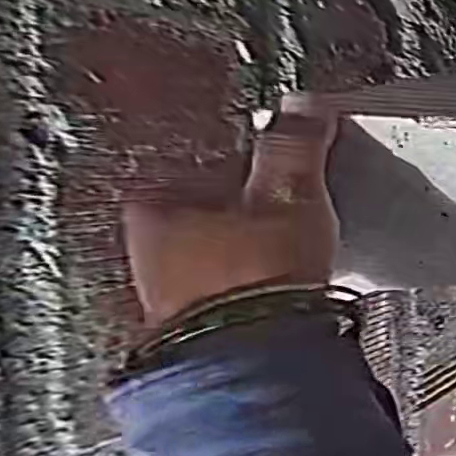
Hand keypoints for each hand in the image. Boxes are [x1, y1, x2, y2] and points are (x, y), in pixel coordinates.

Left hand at [122, 95, 338, 326]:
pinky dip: (262, 273)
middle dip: (262, 205)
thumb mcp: (288, 193)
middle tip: (303, 211)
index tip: (299, 171)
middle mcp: (150, 242)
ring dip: (262, 242)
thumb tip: (305, 106)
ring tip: (300, 248)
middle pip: (220, 205)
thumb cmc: (258, 271)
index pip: (217, 162)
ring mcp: (172, 282)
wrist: (256, 349)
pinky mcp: (202, 314)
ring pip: (226, 244)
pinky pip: (237, 278)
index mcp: (158, 201)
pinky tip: (287, 280)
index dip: (267, 164)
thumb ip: (295, 146)